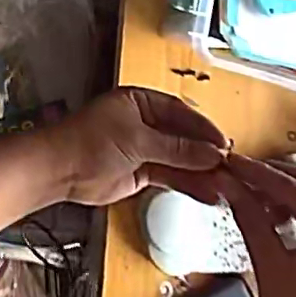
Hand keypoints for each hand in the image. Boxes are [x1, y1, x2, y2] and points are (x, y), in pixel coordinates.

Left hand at [42, 87, 228, 206]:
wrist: (63, 169)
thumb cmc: (92, 141)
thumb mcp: (137, 140)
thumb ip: (176, 148)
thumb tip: (212, 153)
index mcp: (138, 101)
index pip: (178, 110)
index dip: (202, 126)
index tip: (225, 143)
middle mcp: (142, 121)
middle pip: (181, 135)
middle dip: (205, 151)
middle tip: (233, 169)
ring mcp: (142, 147)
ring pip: (179, 158)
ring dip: (201, 171)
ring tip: (228, 187)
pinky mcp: (141, 171)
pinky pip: (170, 175)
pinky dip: (188, 184)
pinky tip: (209, 195)